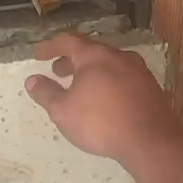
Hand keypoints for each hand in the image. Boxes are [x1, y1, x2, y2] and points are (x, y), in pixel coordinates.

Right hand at [25, 32, 182, 163]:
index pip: (68, 41)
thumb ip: (45, 93)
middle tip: (58, 72)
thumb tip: (32, 80)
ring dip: (90, 72)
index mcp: (94, 56)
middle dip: (71, 60)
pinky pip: (122, 77)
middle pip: (90, 51)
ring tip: (80, 87)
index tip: (38, 55)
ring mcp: (138, 71)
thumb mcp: (62, 110)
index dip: (50, 46)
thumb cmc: (100, 122)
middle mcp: (118, 57)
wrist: (150, 141)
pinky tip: (103, 100)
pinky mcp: (150, 88)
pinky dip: (107, 82)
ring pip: (108, 64)